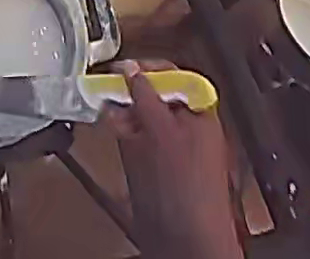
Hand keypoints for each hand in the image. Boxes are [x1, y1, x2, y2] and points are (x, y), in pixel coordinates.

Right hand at [100, 60, 243, 258]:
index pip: (171, 75)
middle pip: (156, 95)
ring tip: (108, 109)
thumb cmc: (186, 189)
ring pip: (146, 117)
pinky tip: (114, 130)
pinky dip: (126, 132)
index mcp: (200, 111)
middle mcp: (191, 126)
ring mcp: (176, 148)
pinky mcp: (162, 168)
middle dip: (130, 91)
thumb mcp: (160, 129)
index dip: (144, 68)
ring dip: (125, 111)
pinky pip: (141, 139)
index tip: (119, 68)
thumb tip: (129, 69)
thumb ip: (144, 95)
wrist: (189, 246)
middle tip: (108, 89)